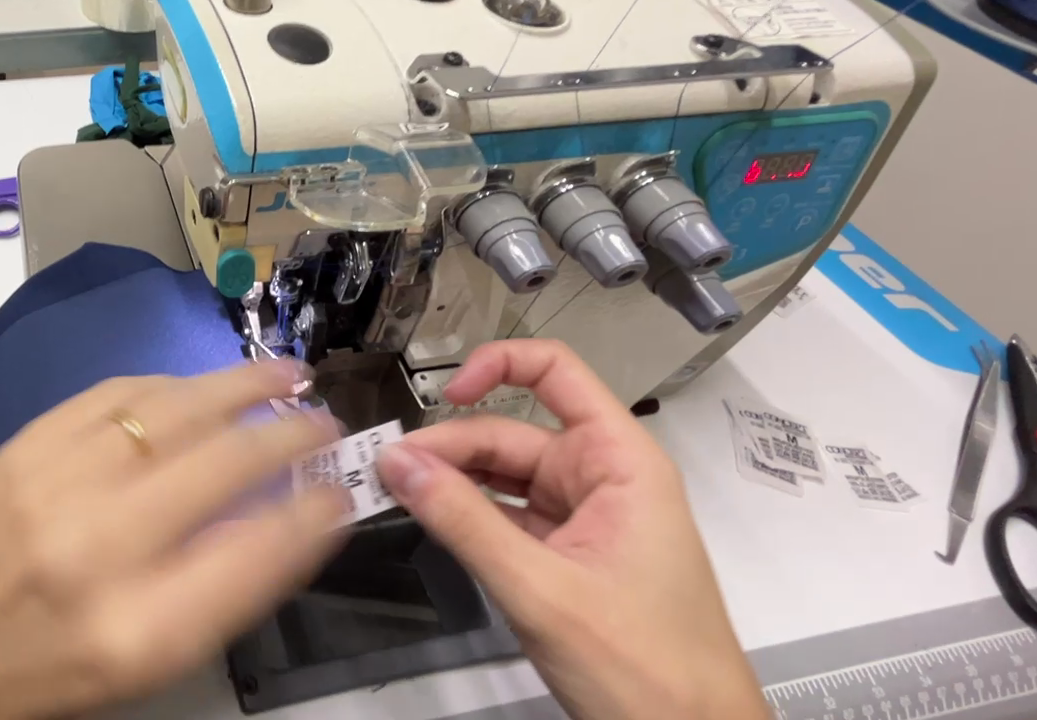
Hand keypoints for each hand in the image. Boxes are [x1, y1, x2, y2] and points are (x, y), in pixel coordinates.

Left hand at [0, 362, 346, 719]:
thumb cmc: (53, 666)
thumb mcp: (147, 660)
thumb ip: (219, 587)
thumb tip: (290, 512)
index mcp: (140, 627)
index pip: (257, 552)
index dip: (314, 512)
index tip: (342, 488)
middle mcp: (101, 546)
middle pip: (222, 463)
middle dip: (288, 434)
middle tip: (323, 417)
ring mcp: (58, 481)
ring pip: (172, 409)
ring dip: (238, 385)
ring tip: (283, 374)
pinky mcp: (28, 443)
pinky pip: (116, 392)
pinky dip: (171, 384)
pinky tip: (200, 384)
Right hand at [376, 340, 767, 719]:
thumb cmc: (645, 671)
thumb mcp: (541, 590)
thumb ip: (462, 521)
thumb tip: (396, 462)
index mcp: (618, 462)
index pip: (555, 372)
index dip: (497, 365)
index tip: (448, 393)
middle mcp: (598, 477)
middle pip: (508, 432)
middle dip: (450, 447)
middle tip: (391, 469)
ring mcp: (580, 515)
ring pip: (499, 473)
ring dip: (450, 479)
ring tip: (398, 488)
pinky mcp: (562, 550)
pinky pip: (502, 512)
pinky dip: (464, 512)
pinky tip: (430, 515)